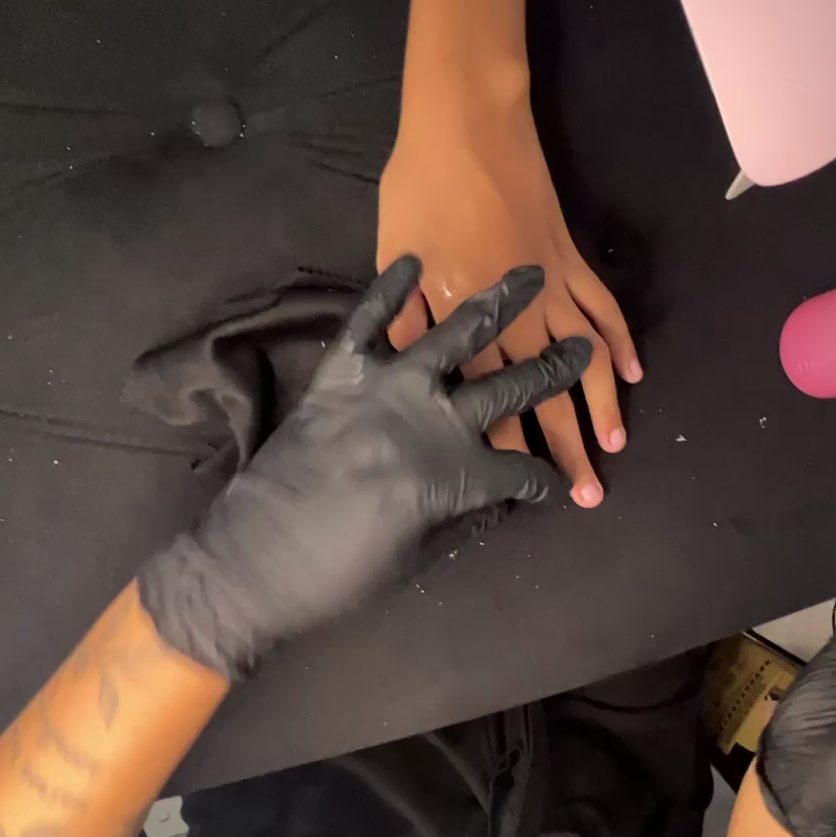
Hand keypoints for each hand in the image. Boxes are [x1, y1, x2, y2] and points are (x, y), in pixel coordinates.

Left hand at [137, 256, 589, 676]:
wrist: (253, 563)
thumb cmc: (341, 576)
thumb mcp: (417, 556)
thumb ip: (461, 517)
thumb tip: (492, 499)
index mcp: (456, 478)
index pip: (523, 472)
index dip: (545, 481)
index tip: (557, 486)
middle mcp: (432, 422)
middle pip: (510, 388)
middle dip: (554, 371)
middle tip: (581, 351)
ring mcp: (386, 389)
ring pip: (456, 335)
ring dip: (498, 303)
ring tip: (528, 276)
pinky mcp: (340, 374)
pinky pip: (369, 321)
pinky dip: (389, 290)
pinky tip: (414, 261)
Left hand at [377, 94, 638, 508]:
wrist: (466, 124)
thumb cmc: (420, 193)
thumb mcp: (395, 263)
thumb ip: (405, 327)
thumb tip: (408, 385)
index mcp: (469, 323)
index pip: (494, 402)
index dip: (513, 451)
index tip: (528, 490)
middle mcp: (517, 318)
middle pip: (547, 394)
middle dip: (569, 447)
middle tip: (590, 492)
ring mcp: (552, 289)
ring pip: (583, 359)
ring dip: (602, 405)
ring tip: (616, 444)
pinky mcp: (572, 262)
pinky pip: (603, 307)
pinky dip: (620, 339)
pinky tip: (634, 373)